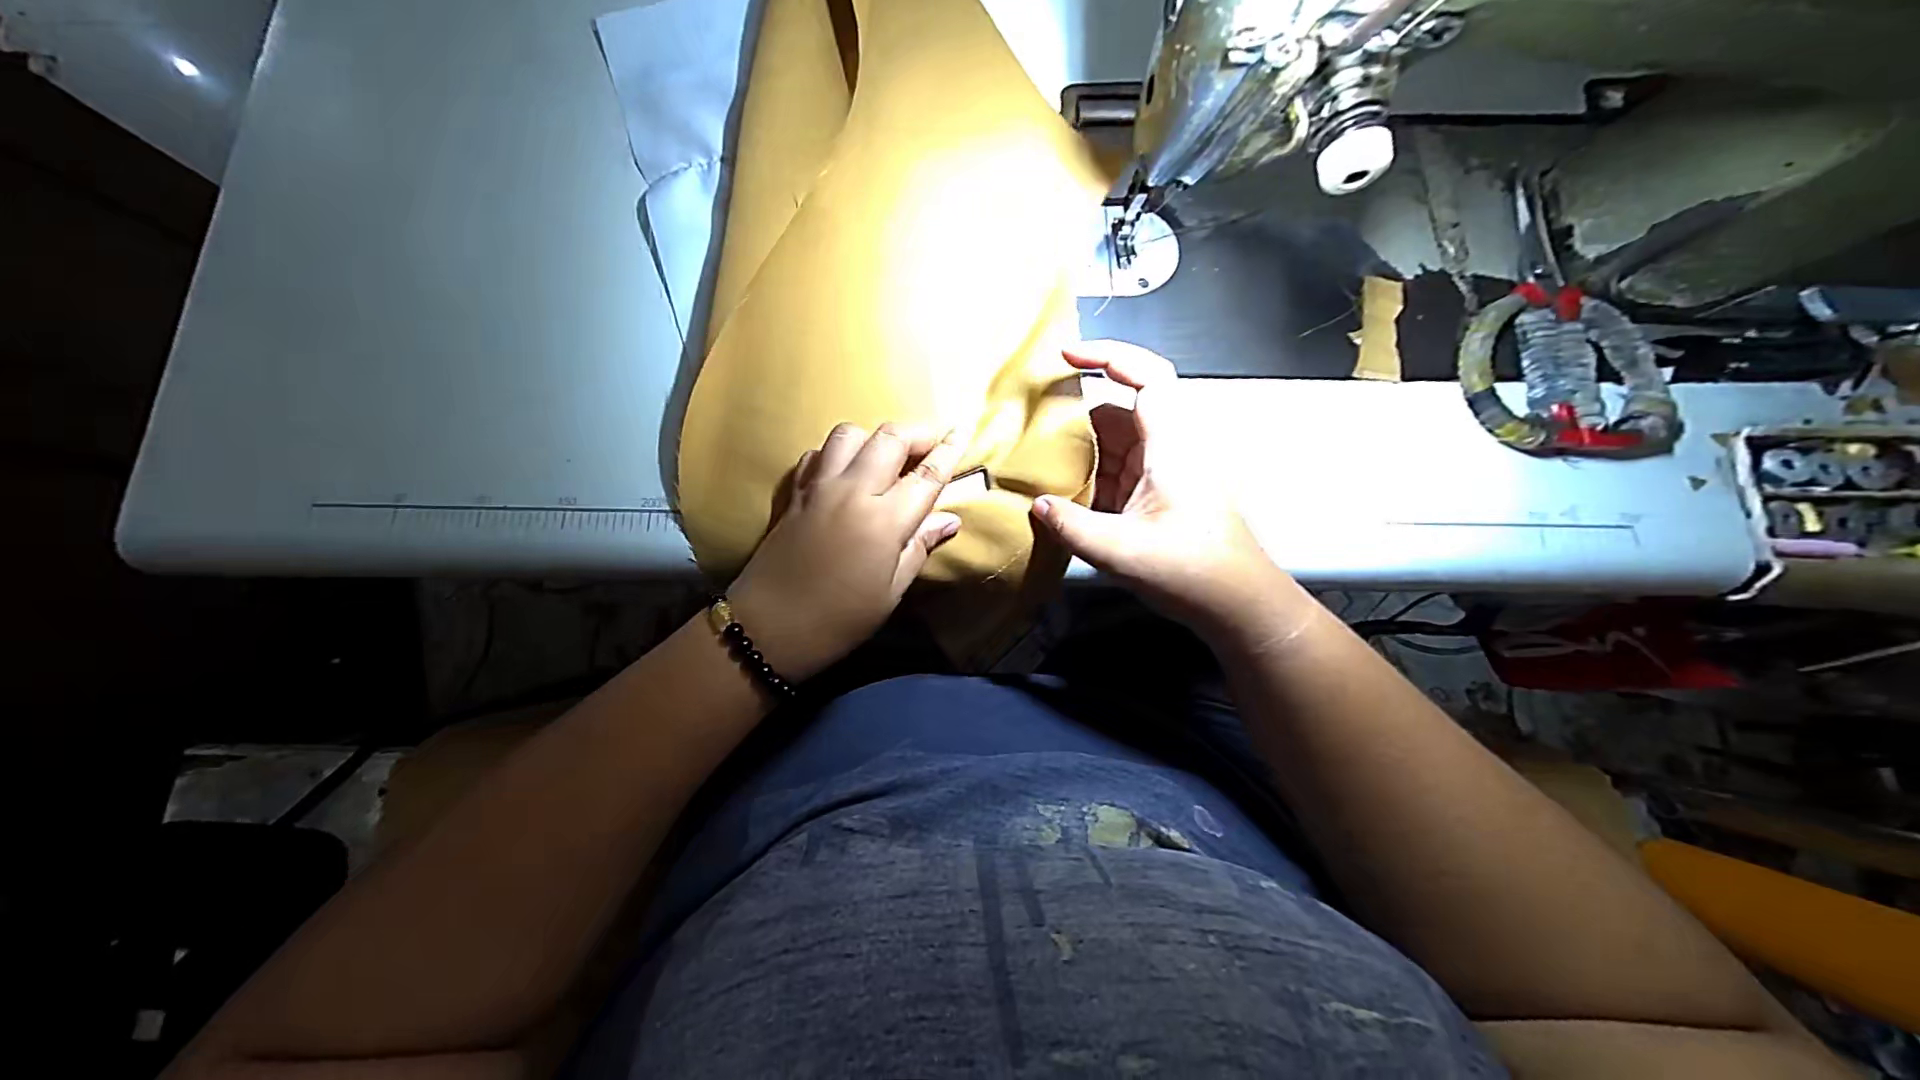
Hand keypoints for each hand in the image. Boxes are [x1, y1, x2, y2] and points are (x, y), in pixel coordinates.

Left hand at [727, 423, 964, 680]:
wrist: (768, 627)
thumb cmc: (839, 619)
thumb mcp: (890, 592)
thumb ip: (919, 547)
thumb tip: (949, 520)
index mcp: (884, 519)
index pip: (926, 474)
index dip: (949, 451)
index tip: (962, 432)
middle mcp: (853, 490)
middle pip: (890, 438)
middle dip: (917, 434)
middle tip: (932, 445)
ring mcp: (819, 486)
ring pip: (850, 434)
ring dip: (876, 437)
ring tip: (888, 457)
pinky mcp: (794, 491)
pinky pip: (819, 452)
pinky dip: (839, 452)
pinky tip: (846, 471)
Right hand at [1031, 341, 1307, 644]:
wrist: (1237, 604)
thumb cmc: (1194, 572)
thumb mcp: (1121, 551)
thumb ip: (1071, 526)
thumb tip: (1038, 505)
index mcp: (1172, 447)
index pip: (1147, 378)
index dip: (1108, 355)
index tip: (1067, 354)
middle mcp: (1171, 450)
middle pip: (1120, 411)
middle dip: (1077, 417)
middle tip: (1035, 426)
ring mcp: (1166, 471)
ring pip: (1117, 442)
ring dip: (1082, 451)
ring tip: (1042, 463)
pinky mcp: (1160, 493)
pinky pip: (1119, 470)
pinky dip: (1092, 476)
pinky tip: (1067, 495)